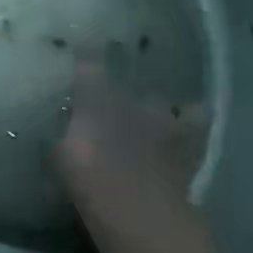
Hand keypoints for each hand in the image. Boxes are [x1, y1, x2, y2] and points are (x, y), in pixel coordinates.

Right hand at [56, 45, 205, 249]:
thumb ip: (59, 142)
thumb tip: (60, 136)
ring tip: (152, 120)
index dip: (86, 52)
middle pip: (128, 84)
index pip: (89, 63)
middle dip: (121, 92)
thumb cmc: (87, 180)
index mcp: (96, 99)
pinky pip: (194, 119)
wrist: (139, 210)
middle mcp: (132, 100)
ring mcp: (164, 119)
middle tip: (113, 107)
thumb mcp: (59, 161)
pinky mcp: (190, 141)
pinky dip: (188, 119)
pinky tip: (181, 128)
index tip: (83, 42)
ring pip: (162, 102)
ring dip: (155, 110)